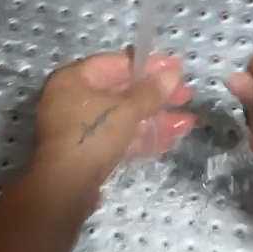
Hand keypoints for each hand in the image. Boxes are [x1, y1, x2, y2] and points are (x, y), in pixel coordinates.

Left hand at [27, 51, 194, 200]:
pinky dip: (141, 137)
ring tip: (187, 122)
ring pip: (123, 117)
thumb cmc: (93, 136)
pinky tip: (169, 140)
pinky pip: (117, 137)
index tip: (175, 69)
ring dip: (155, 118)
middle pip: (121, 91)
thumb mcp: (126, 109)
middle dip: (156, 96)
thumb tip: (173, 72)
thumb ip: (151, 91)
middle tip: (186, 96)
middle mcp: (72, 100)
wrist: (65, 187)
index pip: (115, 64)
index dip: (148, 65)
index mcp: (73, 80)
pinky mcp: (87, 152)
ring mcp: (79, 128)